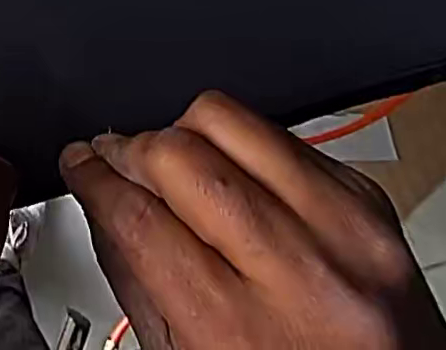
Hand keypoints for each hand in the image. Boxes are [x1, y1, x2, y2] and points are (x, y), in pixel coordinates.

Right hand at [61, 91, 445, 349]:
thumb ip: (137, 278)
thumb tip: (102, 196)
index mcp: (243, 336)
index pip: (139, 217)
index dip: (94, 178)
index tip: (80, 161)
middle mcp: (302, 272)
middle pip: (179, 156)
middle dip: (131, 148)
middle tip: (116, 157)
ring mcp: (343, 224)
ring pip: (225, 118)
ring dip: (180, 131)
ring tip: (170, 158)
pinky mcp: (364, 192)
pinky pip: (273, 130)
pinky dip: (236, 142)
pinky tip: (228, 172)